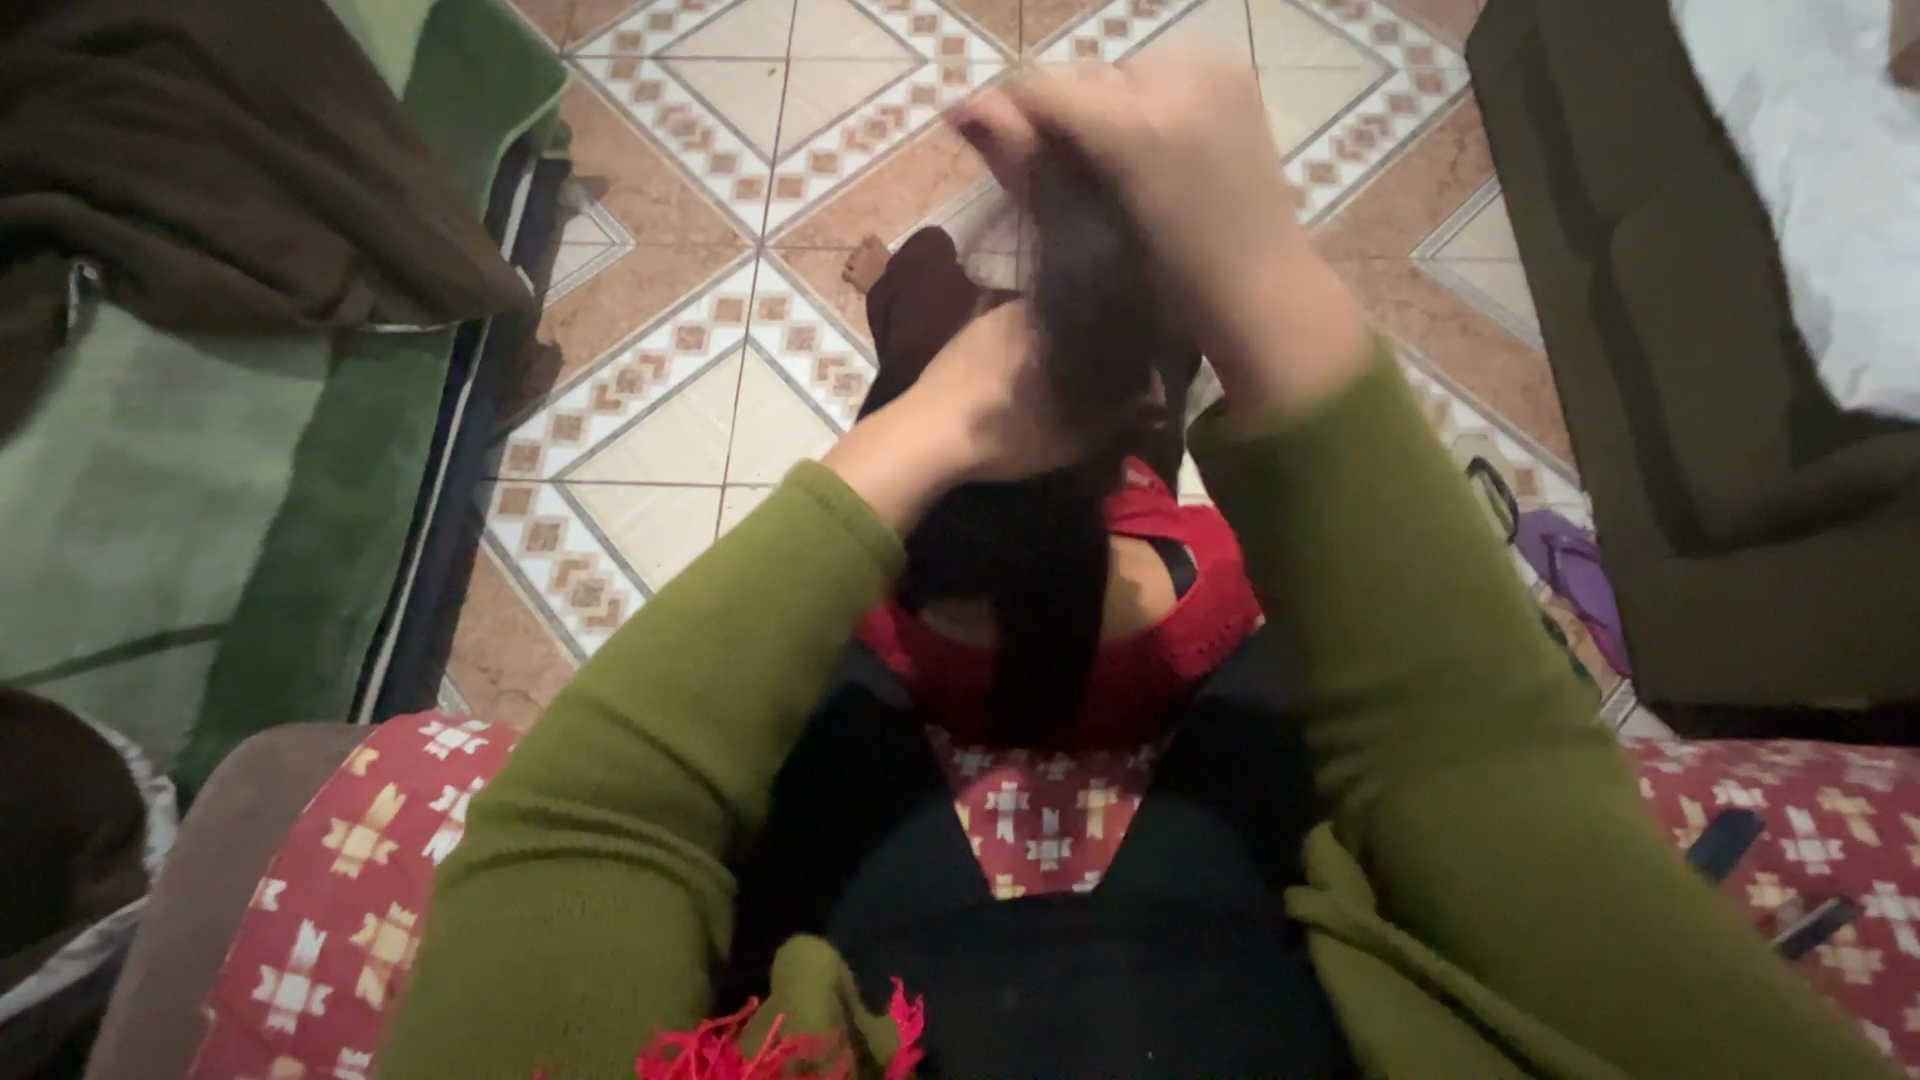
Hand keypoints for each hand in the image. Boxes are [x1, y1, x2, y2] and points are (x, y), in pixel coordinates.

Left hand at [822, 299, 1134, 533]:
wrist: (921, 438)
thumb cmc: (1002, 434)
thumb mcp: (1069, 437)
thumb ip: (1117, 418)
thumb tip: (1158, 401)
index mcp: (1053, 319)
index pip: (1104, 317)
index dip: (1123, 343)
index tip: (1134, 369)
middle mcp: (1021, 305)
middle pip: (1070, 318)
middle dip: (1088, 343)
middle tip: (1099, 377)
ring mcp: (986, 317)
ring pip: (1038, 325)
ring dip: (1054, 346)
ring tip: (1064, 378)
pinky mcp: (961, 336)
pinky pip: (1008, 335)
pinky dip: (1023, 352)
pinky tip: (1023, 378)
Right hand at [949, 60, 1370, 422]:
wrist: (1259, 287)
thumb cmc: (1167, 283)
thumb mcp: (1088, 226)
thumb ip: (1028, 161)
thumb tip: (964, 113)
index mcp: (1136, 132)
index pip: (1044, 89)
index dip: (1007, 109)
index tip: (981, 130)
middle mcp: (1176, 82)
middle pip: (1083, 77)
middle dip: (1061, 114)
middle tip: (1059, 165)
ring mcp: (1213, 69)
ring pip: (1120, 72)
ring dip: (1103, 107)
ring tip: (1111, 160)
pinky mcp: (1234, 71)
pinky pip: (1162, 71)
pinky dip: (1143, 101)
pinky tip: (1150, 145)